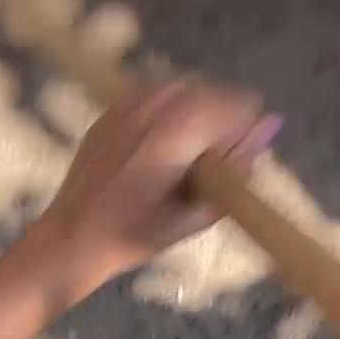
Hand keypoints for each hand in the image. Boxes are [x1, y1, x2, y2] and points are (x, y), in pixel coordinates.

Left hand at [33, 80, 279, 298]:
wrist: (69, 241)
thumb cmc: (131, 236)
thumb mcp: (195, 213)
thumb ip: (240, 167)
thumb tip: (270, 128)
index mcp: (185, 123)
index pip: (246, 106)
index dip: (237, 141)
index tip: (211, 175)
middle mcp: (160, 99)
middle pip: (218, 97)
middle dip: (212, 131)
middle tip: (183, 176)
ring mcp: (132, 100)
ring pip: (188, 97)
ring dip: (187, 126)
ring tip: (160, 171)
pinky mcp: (112, 109)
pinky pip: (156, 104)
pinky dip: (158, 126)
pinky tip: (139, 162)